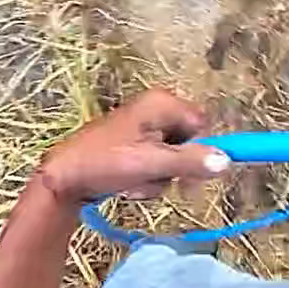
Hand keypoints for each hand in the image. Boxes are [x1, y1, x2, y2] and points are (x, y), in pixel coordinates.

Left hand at [35, 89, 229, 205]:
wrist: (62, 177)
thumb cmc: (106, 163)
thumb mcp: (151, 164)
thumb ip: (190, 162)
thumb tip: (226, 161)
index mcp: (161, 103)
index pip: (201, 123)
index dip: (199, 149)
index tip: (193, 175)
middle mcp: (155, 108)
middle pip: (188, 140)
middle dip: (175, 167)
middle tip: (156, 180)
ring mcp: (143, 126)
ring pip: (172, 155)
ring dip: (159, 176)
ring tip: (135, 183)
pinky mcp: (133, 143)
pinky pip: (155, 160)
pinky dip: (147, 176)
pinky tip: (128, 183)